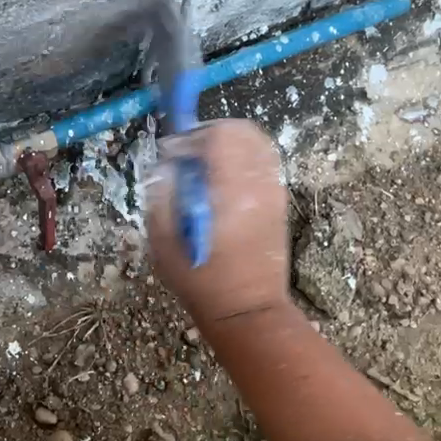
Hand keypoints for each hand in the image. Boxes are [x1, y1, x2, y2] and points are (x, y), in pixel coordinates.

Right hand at [146, 119, 292, 326]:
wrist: (247, 310)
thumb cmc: (200, 278)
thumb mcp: (164, 241)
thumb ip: (162, 195)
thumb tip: (167, 167)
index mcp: (230, 191)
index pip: (219, 136)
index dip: (189, 137)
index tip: (170, 156)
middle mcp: (258, 184)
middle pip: (242, 130)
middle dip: (208, 133)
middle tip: (186, 154)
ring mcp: (273, 192)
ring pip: (256, 142)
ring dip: (226, 144)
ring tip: (203, 165)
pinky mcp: (278, 202)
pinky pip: (263, 162)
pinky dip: (241, 158)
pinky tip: (220, 181)